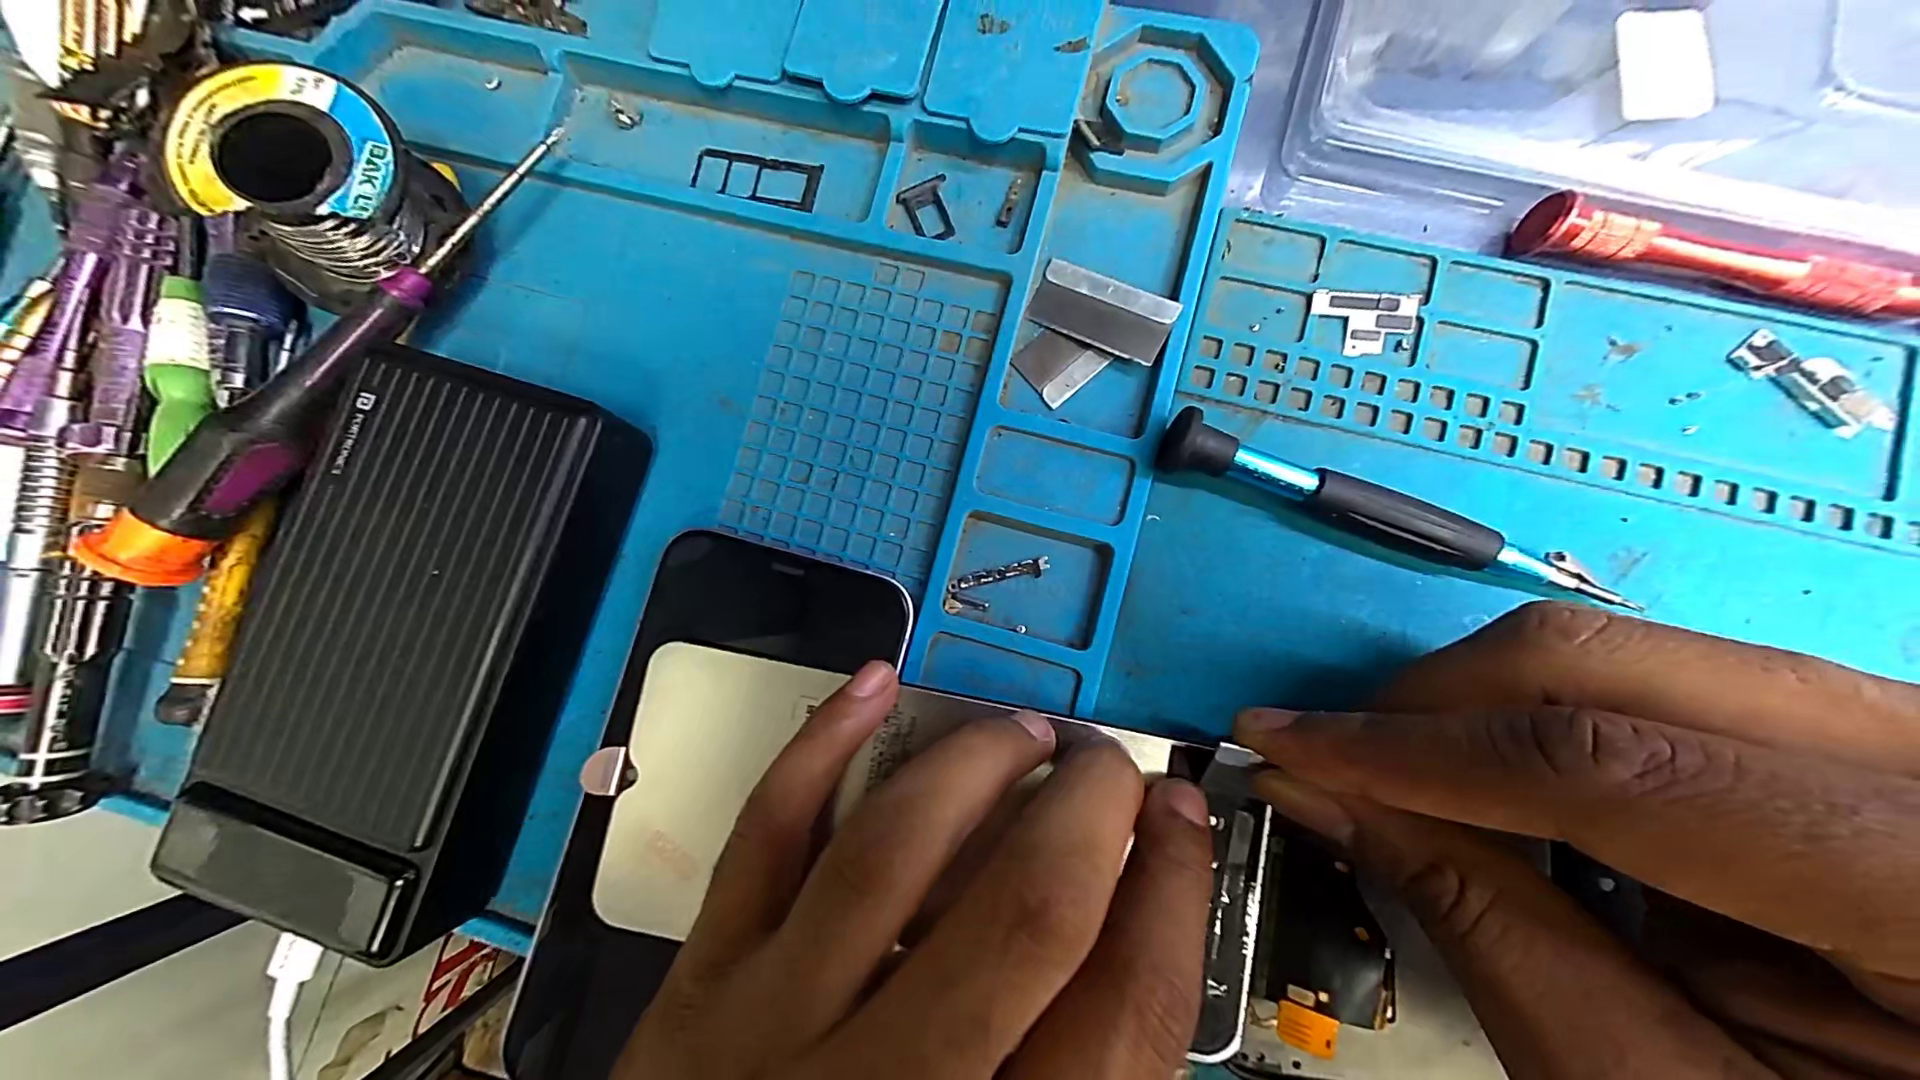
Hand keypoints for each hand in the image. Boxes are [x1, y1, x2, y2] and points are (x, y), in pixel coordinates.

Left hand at [615, 661, 1216, 1079]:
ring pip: (892, 849)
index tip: (1177, 815)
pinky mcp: (702, 977)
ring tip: (1020, 728)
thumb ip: (1080, 1054)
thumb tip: (1136, 906)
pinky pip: (766, 836)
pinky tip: (873, 687)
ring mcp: (774, 1022)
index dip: (1172, 889)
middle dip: (1084, 809)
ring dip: (973, 764)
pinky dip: (822, 748)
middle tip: (1103, 764)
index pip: (1126, 1007)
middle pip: (1021, 912)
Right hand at [1234, 602, 1919, 1079]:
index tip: (1283, 739)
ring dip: (1473, 711)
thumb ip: (1475, 915)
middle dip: (1431, 705)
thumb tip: (1311, 789)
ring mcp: (1898, 735)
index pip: (1602, 765)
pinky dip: (1532, 725)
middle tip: (1337, 755)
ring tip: (1412, 777)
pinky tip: (1508, 795)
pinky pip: (1638, 682)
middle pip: (1601, 664)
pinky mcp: (1843, 731)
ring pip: (1615, 654)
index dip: (1411, 750)